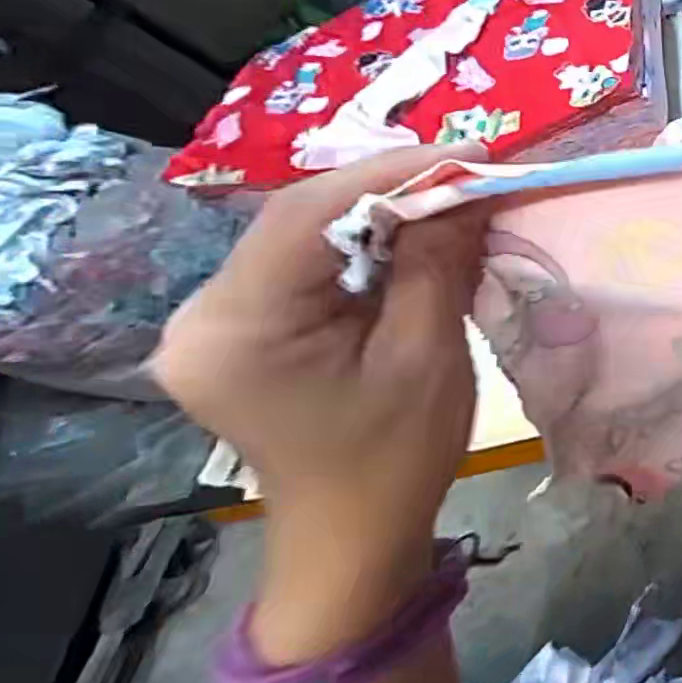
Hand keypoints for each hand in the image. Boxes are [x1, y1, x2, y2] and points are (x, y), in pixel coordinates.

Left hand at [153, 145, 486, 657]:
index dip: (393, 172)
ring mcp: (222, 319)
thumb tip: (466, 191)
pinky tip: (422, 239)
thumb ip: (438, 265)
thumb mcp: (428, 355)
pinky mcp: (251, 325)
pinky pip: (315, 261)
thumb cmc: (398, 454)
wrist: (357, 529)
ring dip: (389, 212)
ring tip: (460, 198)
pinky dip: (375, 243)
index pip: (307, 216)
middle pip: (303, 218)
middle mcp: (206, 313)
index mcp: (238, 328)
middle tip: (475, 173)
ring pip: (311, 234)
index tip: (473, 153)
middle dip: (395, 188)